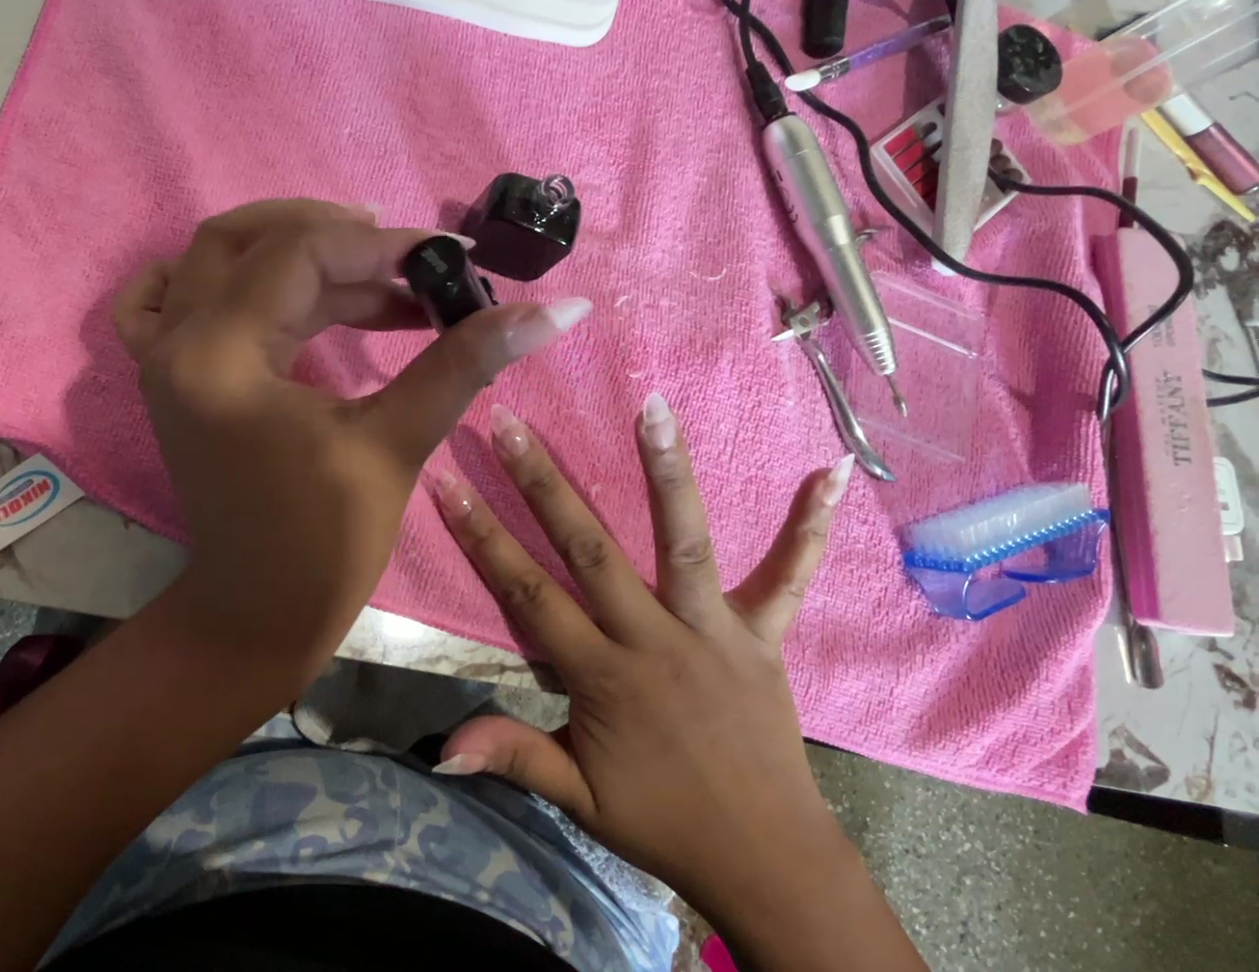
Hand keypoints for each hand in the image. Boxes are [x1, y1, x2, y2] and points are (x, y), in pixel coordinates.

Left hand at [113, 200, 590, 679]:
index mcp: (221, 355)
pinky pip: (161, 301)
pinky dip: (207, 279)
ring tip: (374, 279)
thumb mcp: (393, 444)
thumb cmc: (322, 542)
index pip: (299, 256)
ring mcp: (160, 358)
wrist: (256, 610)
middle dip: (333, 238)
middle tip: (405, 260)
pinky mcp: (167, 378)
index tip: (448, 260)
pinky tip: (256, 282)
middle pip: (246, 241)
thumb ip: (461, 363)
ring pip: (213, 263)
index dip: (381, 247)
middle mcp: (175, 342)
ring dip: (291, 257)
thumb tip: (556, 309)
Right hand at [430, 395, 860, 913]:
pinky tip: (830, 475)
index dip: (482, 537)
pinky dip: (808, 530)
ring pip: (683, 544)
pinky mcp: (762, 638)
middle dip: (545, 483)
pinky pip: (787, 580)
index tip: (450, 482)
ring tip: (651, 408)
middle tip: (512, 422)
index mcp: (603, 675)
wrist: (766, 859)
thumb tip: (437, 750)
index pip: (528, 592)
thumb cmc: (661, 823)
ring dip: (667, 474)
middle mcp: (654, 639)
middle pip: (590, 550)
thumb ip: (512, 756)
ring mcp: (714, 633)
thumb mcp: (576, 796)